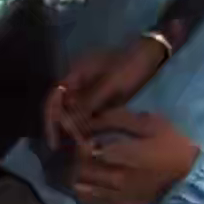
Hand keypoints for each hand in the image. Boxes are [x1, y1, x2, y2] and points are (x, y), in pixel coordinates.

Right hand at [43, 42, 166, 148]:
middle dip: (59, 129)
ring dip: (70, 130)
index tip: (54, 141)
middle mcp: (76, 83)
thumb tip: (66, 127)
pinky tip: (84, 140)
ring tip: (73, 147)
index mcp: (75, 74)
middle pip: (59, 109)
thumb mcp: (108, 87)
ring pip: (70, 114)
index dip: (50, 121)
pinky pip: (83, 114)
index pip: (53, 100)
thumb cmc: (131, 66)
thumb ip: (86, 106)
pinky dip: (82, 127)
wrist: (152, 55)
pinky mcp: (96, 97)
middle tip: (61, 149)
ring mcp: (86, 90)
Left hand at [68, 109, 198, 203]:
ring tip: (77, 167)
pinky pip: (87, 202)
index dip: (76, 143)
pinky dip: (80, 191)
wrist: (186, 178)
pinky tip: (84, 183)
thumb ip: (121, 119)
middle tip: (74, 152)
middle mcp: (115, 178)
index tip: (78, 137)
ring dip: (73, 176)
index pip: (85, 150)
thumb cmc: (171, 146)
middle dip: (72, 159)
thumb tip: (93, 117)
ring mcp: (114, 196)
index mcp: (124, 154)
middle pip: (78, 170)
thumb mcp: (152, 123)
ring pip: (78, 187)